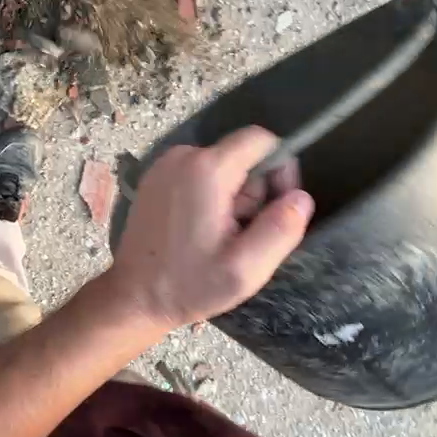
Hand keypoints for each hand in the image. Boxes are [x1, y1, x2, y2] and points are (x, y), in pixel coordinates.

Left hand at [100, 127, 314, 331]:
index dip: (280, 168)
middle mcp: (183, 156)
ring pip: (222, 166)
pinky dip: (209, 196)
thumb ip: (281, 229)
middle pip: (241, 155)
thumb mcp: (245, 269)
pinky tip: (200, 231)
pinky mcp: (156, 178)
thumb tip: (301, 197)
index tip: (277, 206)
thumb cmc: (190, 285)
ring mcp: (165, 165)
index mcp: (206, 169)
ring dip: (232, 197)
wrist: (134, 297)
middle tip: (241, 233)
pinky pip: (199, 174)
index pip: (260, 139)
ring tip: (219, 236)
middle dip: (253, 191)